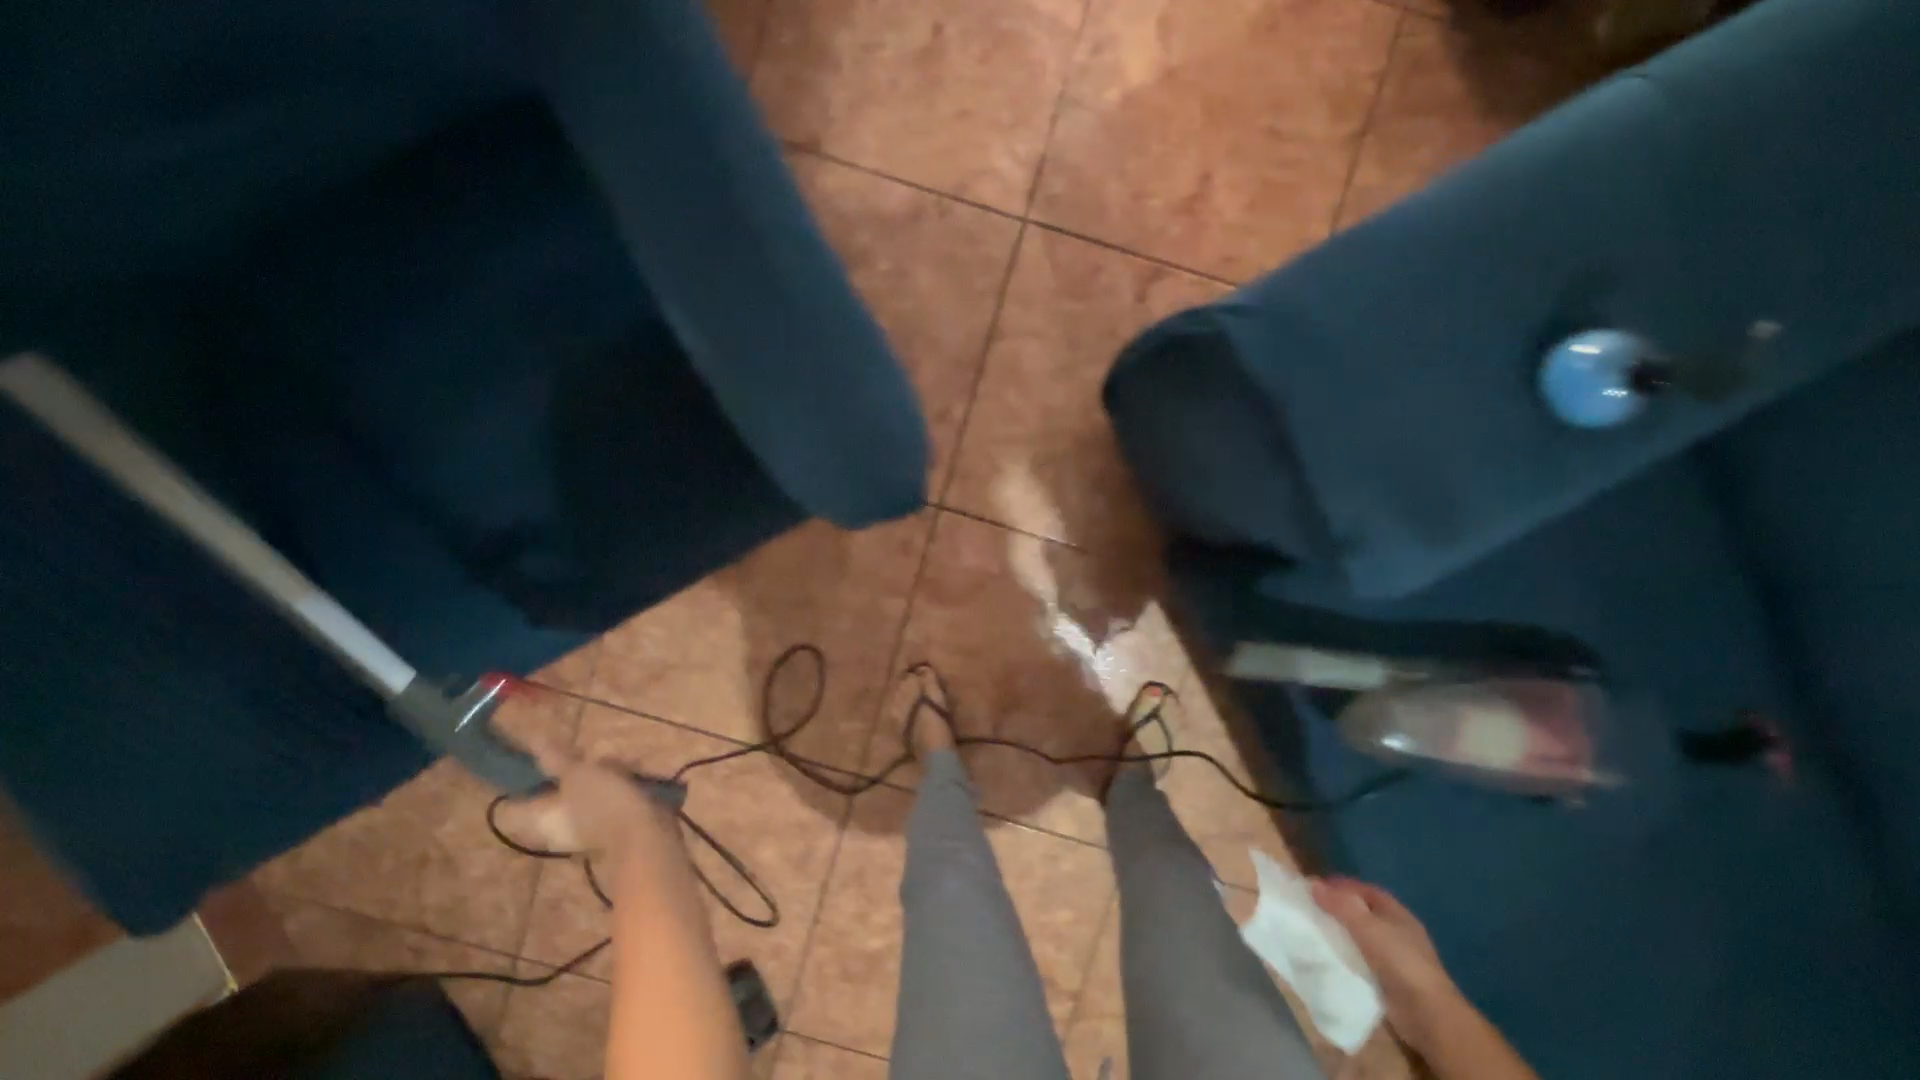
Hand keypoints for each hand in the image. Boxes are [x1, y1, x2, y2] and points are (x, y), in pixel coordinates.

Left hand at [500, 738, 680, 894]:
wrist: (645, 836)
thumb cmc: (602, 804)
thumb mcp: (577, 774)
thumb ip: (555, 758)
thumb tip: (534, 739)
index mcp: (539, 818)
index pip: (514, 803)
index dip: (521, 781)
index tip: (537, 760)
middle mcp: (557, 826)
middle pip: (554, 793)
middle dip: (570, 769)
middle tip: (584, 751)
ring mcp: (584, 826)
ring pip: (582, 793)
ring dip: (598, 772)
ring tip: (617, 756)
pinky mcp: (611, 824)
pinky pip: (606, 799)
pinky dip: (616, 784)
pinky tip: (632, 768)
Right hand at [1312, 877, 1463, 1052]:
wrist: (1426, 1013)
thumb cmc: (1400, 961)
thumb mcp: (1368, 927)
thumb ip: (1342, 905)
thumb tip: (1313, 884)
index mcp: (1397, 914)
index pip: (1367, 891)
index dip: (1343, 886)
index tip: (1315, 887)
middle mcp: (1397, 933)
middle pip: (1363, 914)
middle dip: (1337, 910)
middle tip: (1309, 909)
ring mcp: (1393, 959)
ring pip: (1360, 939)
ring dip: (1339, 935)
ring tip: (1311, 933)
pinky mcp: (1386, 981)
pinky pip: (1359, 962)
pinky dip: (1343, 958)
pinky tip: (1326, 959)